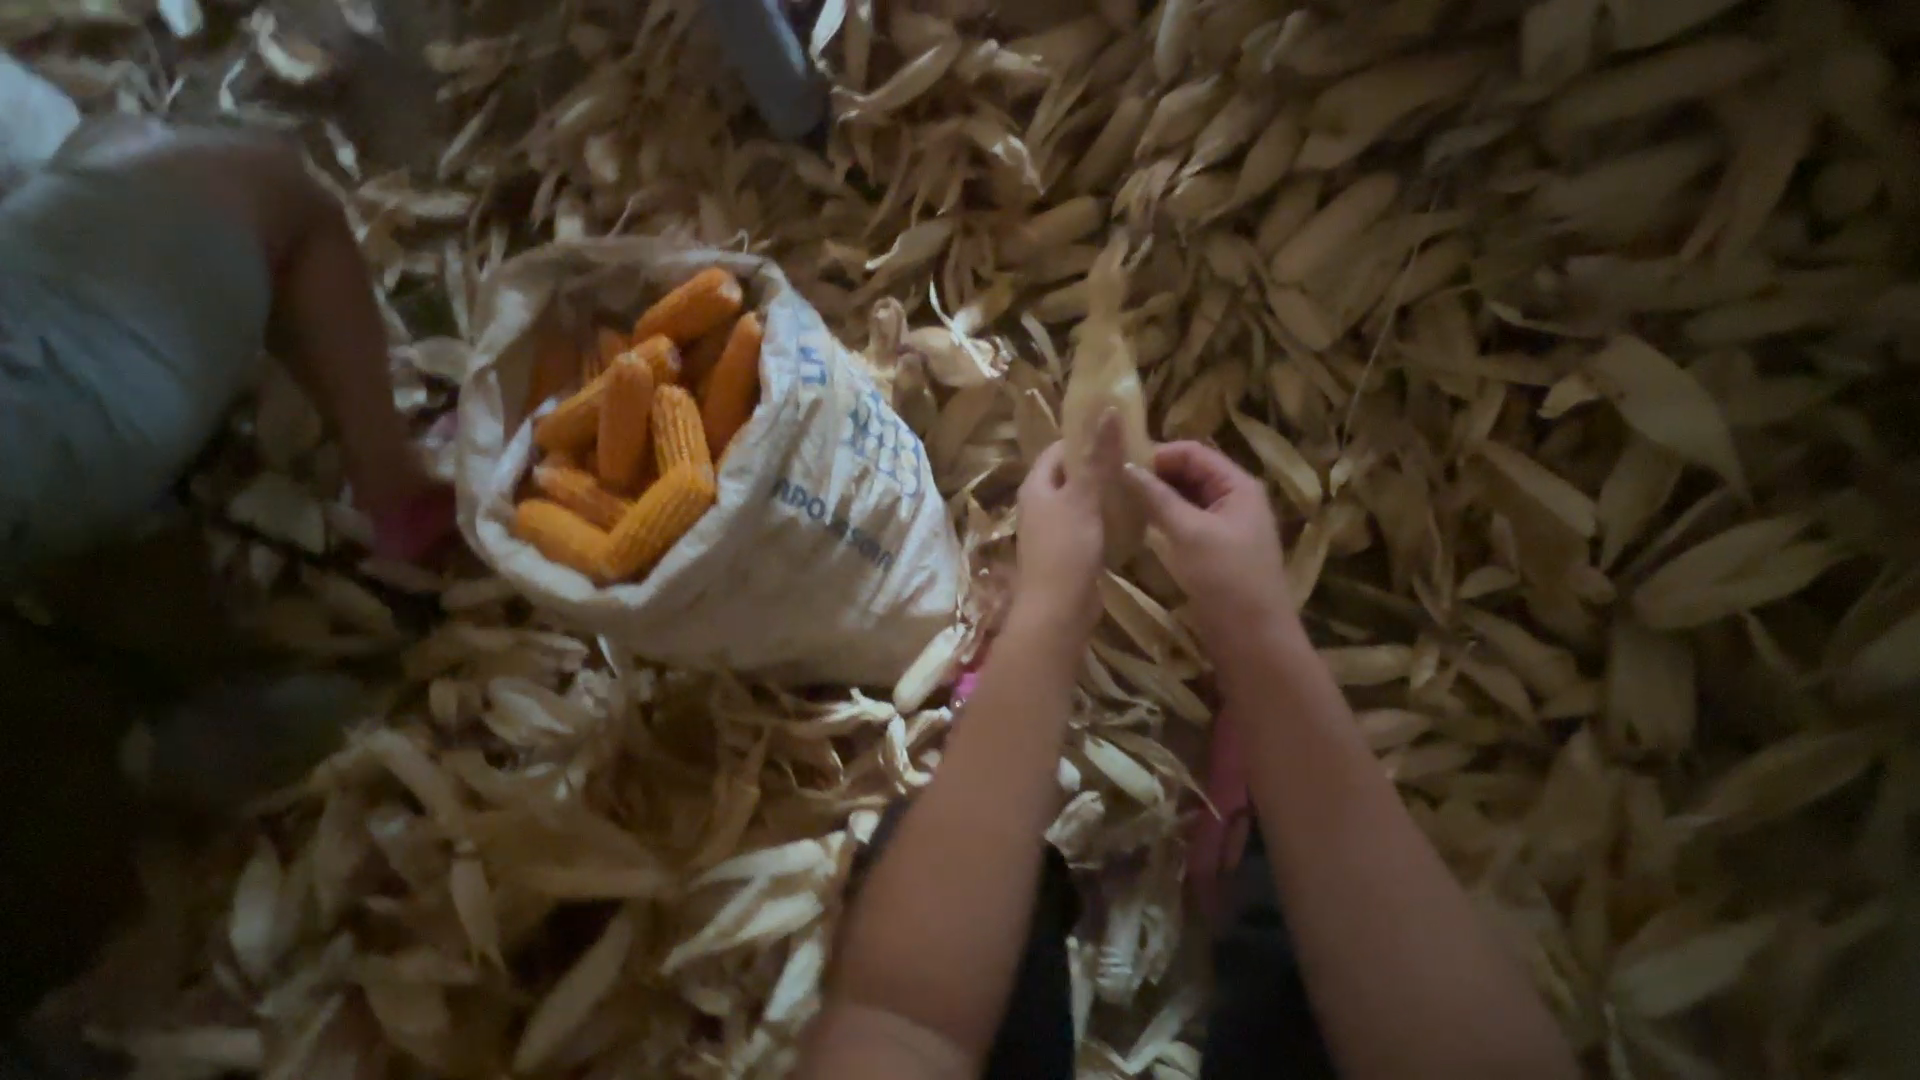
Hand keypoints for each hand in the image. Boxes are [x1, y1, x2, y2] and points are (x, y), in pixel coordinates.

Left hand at [1014, 413, 1124, 638]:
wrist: (1057, 610)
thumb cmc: (1066, 549)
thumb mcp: (1083, 497)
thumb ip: (1097, 457)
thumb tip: (1107, 411)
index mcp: (1036, 486)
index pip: (1058, 449)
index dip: (1084, 437)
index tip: (1118, 432)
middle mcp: (1039, 505)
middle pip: (1069, 474)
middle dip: (1097, 465)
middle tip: (1135, 457)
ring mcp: (1052, 531)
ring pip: (1079, 501)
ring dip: (1103, 492)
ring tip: (1137, 482)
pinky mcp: (1067, 553)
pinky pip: (1086, 526)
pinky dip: (1104, 518)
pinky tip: (1129, 516)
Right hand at [1126, 441, 1297, 662]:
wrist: (1253, 639)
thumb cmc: (1226, 579)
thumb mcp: (1189, 533)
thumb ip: (1158, 498)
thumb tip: (1125, 467)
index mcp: (1238, 485)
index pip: (1193, 452)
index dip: (1158, 453)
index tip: (1119, 465)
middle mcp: (1234, 499)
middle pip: (1189, 473)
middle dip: (1154, 475)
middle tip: (1112, 484)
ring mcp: (1225, 526)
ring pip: (1185, 499)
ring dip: (1156, 498)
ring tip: (1118, 502)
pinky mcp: (1213, 550)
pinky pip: (1185, 522)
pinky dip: (1162, 519)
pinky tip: (1136, 525)